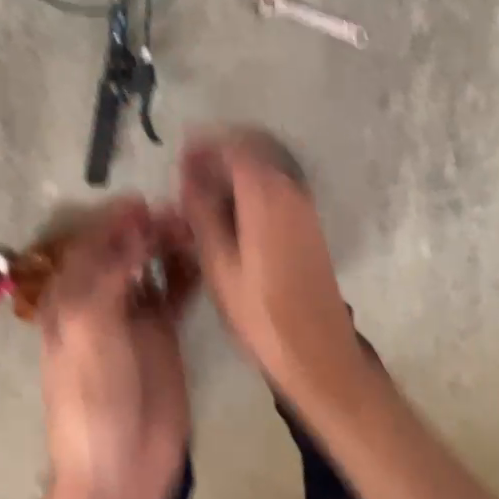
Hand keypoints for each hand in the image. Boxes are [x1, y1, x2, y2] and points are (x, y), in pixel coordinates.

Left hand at [36, 199, 190, 498]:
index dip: (114, 221)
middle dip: (146, 229)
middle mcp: (100, 299)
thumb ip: (108, 273)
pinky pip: (174, 292)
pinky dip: (186, 272)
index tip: (144, 200)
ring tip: (194, 231)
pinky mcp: (163, 334)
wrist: (122, 467)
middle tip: (178, 216)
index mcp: (70, 296)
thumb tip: (132, 226)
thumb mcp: (88, 328)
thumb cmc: (94, 395)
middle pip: (123, 250)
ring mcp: (133, 316)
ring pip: (151, 265)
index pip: (90, 244)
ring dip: (168, 244)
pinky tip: (203, 258)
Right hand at [178, 128, 363, 396]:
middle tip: (190, 175)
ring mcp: (303, 206)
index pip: (233, 147)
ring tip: (204, 197)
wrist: (317, 351)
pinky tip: (230, 216)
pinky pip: (275, 188)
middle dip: (219, 156)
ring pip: (265, 170)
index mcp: (265, 194)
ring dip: (235, 173)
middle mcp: (289, 189)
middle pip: (252, 152)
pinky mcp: (309, 225)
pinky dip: (251, 189)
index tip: (181, 159)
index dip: (205, 147)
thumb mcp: (218, 264)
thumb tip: (189, 179)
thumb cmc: (260, 312)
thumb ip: (201, 213)